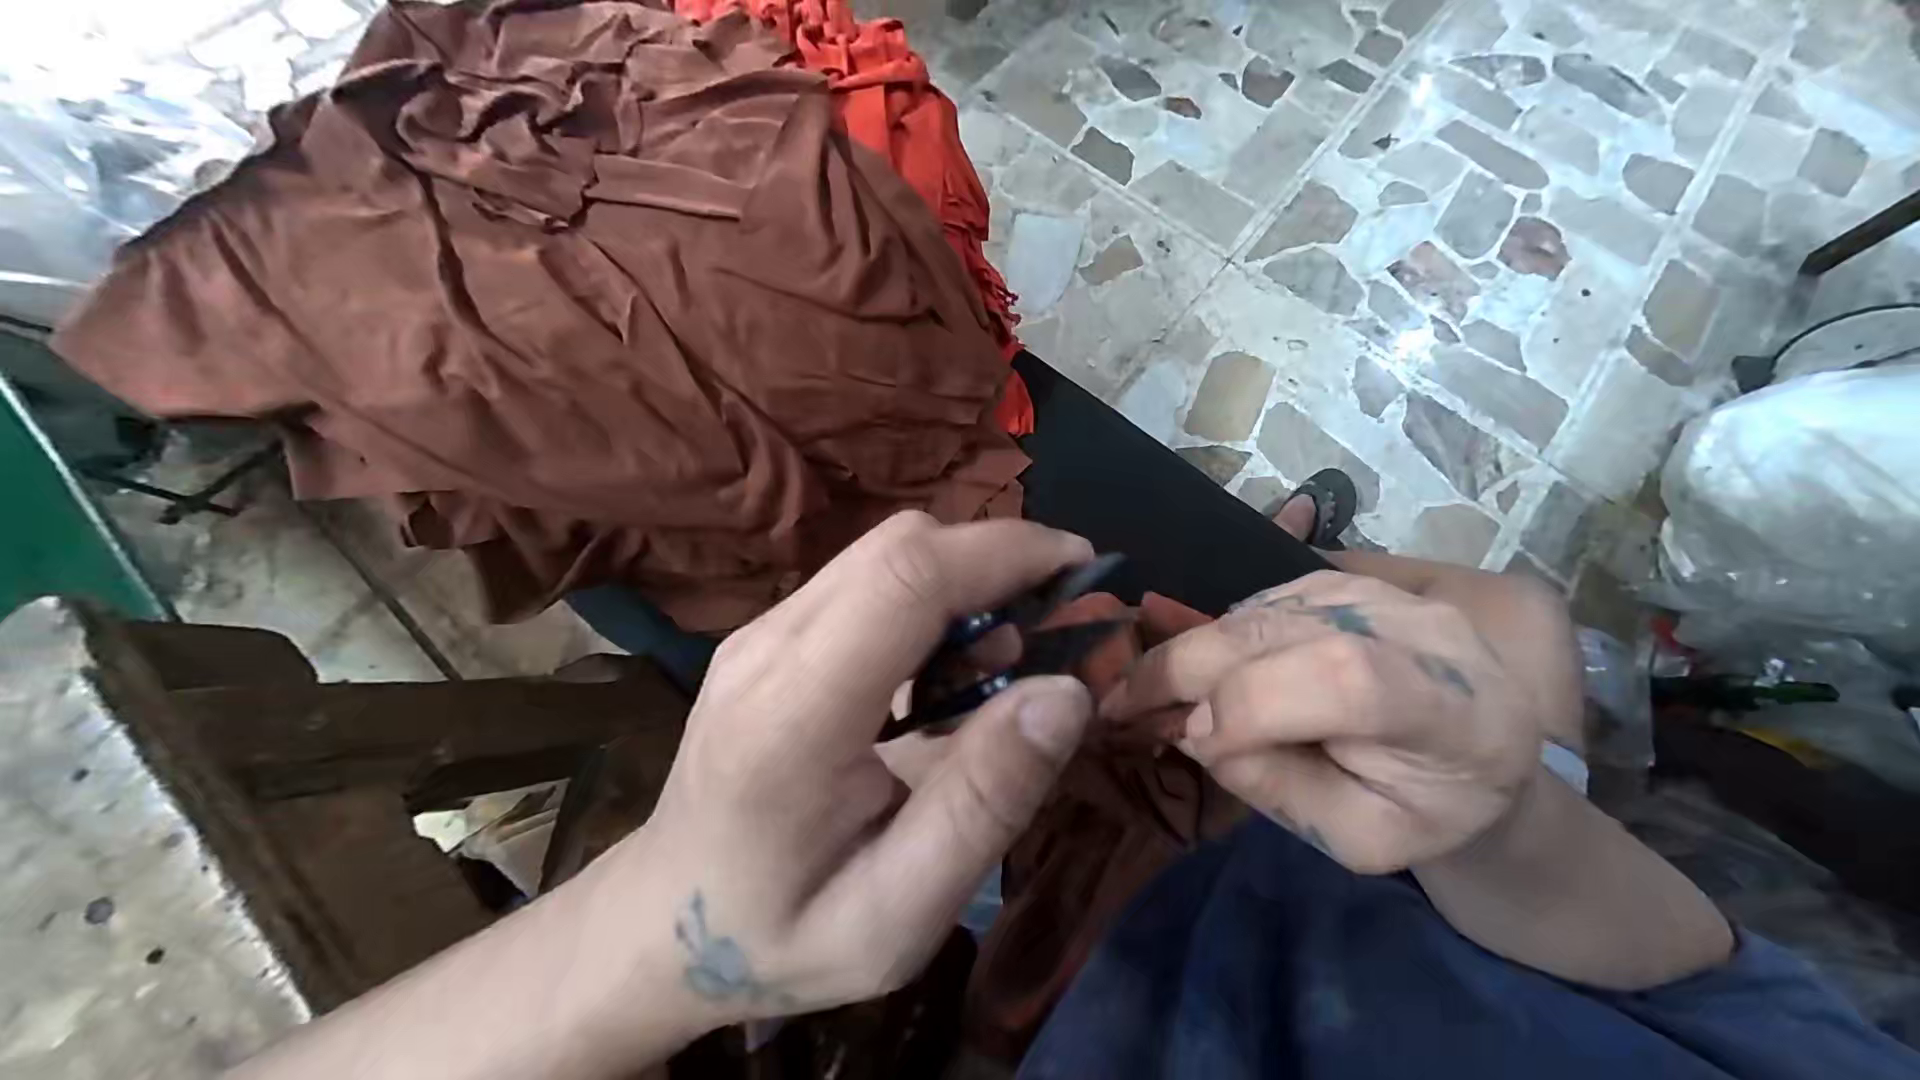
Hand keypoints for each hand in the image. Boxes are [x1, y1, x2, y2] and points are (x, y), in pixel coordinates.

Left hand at [624, 512, 1094, 1029]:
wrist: (668, 914)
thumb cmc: (780, 933)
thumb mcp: (898, 912)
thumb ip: (983, 801)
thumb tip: (1067, 691)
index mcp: (791, 716)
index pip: (905, 578)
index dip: (1003, 552)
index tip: (1081, 569)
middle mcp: (767, 646)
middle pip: (899, 546)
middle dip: (997, 559)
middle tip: (1056, 620)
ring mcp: (760, 631)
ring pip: (885, 553)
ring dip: (966, 579)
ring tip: (1006, 659)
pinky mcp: (769, 631)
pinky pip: (866, 579)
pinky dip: (930, 597)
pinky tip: (947, 667)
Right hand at [1103, 569, 1577, 873]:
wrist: (1474, 744)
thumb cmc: (1425, 808)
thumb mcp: (1360, 837)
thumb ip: (1276, 785)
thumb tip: (1193, 728)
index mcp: (1450, 707)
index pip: (1343, 680)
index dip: (1251, 703)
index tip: (1191, 739)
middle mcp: (1414, 627)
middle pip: (1274, 630)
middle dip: (1181, 667)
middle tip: (1117, 702)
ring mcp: (1371, 591)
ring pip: (1248, 613)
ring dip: (1185, 652)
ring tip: (1143, 691)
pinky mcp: (1337, 578)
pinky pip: (1249, 604)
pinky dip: (1210, 638)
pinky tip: (1199, 671)